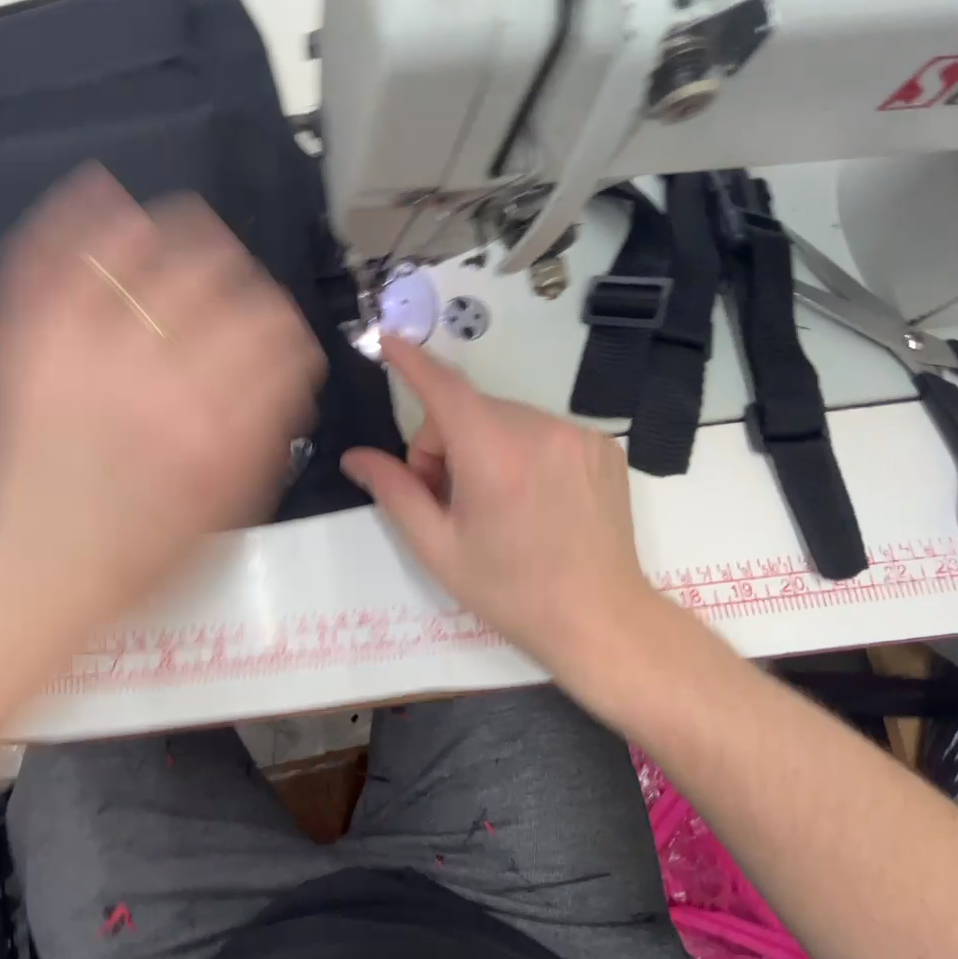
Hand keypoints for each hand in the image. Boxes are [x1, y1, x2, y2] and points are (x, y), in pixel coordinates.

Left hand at [0, 169, 323, 635]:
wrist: (32, 574)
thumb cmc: (134, 561)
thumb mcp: (226, 514)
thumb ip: (267, 439)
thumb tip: (288, 375)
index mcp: (215, 424)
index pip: (276, 333)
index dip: (284, 324)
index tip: (276, 331)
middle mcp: (159, 376)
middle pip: (226, 280)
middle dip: (242, 277)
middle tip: (234, 287)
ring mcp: (88, 351)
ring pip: (155, 250)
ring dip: (183, 232)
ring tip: (185, 231)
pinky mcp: (30, 343)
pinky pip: (59, 257)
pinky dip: (84, 216)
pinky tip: (107, 196)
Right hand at [340, 338, 654, 673]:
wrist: (599, 618)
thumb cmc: (509, 590)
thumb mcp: (437, 548)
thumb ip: (394, 492)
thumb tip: (355, 457)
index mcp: (493, 457)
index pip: (443, 389)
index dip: (412, 362)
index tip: (387, 340)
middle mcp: (539, 432)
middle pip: (468, 411)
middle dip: (443, 444)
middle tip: (446, 500)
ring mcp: (578, 435)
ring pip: (504, 419)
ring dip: (482, 446)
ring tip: (493, 505)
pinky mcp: (602, 445)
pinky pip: (540, 430)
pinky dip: (521, 451)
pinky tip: (531, 499)